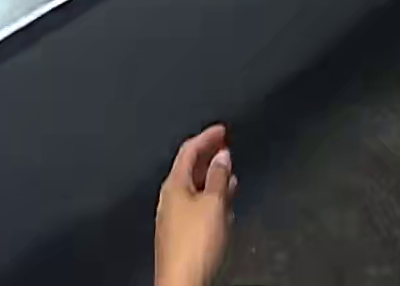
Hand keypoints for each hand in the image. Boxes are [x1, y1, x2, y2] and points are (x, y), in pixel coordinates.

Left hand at [155, 124, 236, 285]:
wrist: (181, 285)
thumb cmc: (194, 243)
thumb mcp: (214, 203)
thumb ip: (219, 176)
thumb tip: (222, 155)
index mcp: (174, 183)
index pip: (189, 149)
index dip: (206, 136)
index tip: (221, 129)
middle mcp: (170, 196)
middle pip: (191, 168)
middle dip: (210, 157)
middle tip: (226, 148)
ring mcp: (173, 216)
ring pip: (195, 188)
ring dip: (213, 179)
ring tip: (229, 174)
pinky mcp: (180, 235)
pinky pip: (197, 207)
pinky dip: (211, 198)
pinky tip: (223, 205)